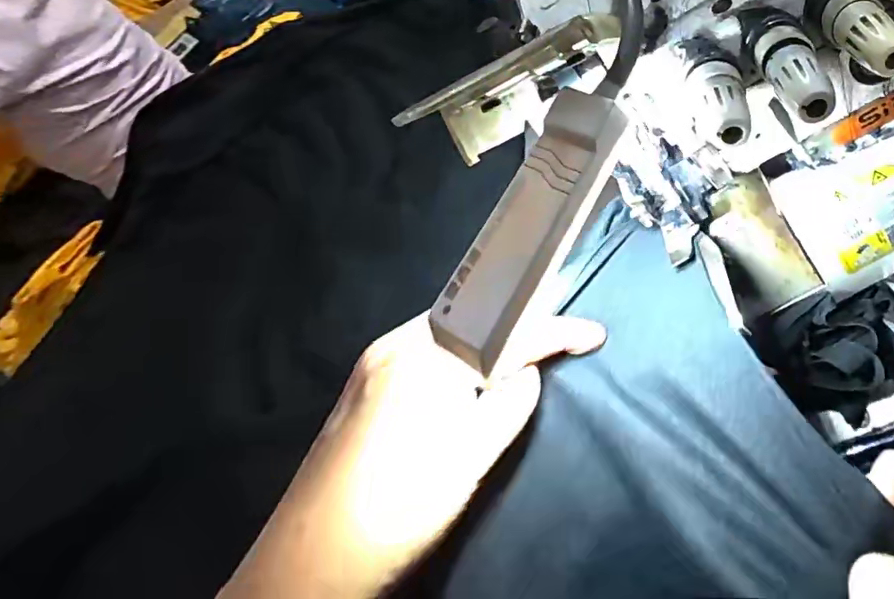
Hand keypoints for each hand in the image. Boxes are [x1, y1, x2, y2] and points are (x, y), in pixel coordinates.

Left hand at [221, 312, 606, 598]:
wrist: (302, 571)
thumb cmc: (396, 512)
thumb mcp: (469, 461)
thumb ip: (508, 404)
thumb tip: (527, 370)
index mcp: (423, 355)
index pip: (503, 328)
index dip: (552, 329)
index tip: (591, 334)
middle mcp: (394, 344)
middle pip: (473, 322)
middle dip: (515, 332)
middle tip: (553, 348)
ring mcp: (371, 364)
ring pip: (446, 339)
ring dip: (484, 350)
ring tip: (515, 368)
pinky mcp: (358, 387)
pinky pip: (422, 356)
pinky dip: (453, 365)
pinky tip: (462, 390)